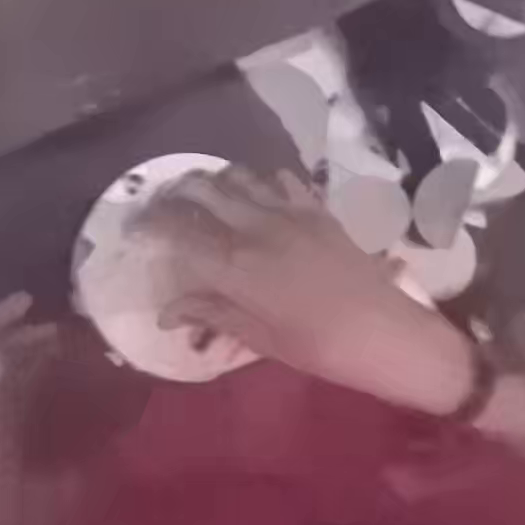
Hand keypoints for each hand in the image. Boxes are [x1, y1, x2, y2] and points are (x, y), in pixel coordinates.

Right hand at [141, 166, 480, 415]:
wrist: (388, 334)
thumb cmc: (319, 347)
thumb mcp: (259, 337)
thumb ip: (211, 313)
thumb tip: (167, 314)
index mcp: (237, 266)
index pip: (179, 232)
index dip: (150, 225)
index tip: (136, 229)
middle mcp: (257, 228)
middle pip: (203, 192)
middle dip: (175, 195)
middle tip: (163, 207)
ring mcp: (290, 213)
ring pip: (238, 177)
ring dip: (212, 181)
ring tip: (200, 196)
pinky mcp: (316, 209)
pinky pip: (280, 179)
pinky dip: (258, 181)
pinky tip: (253, 195)